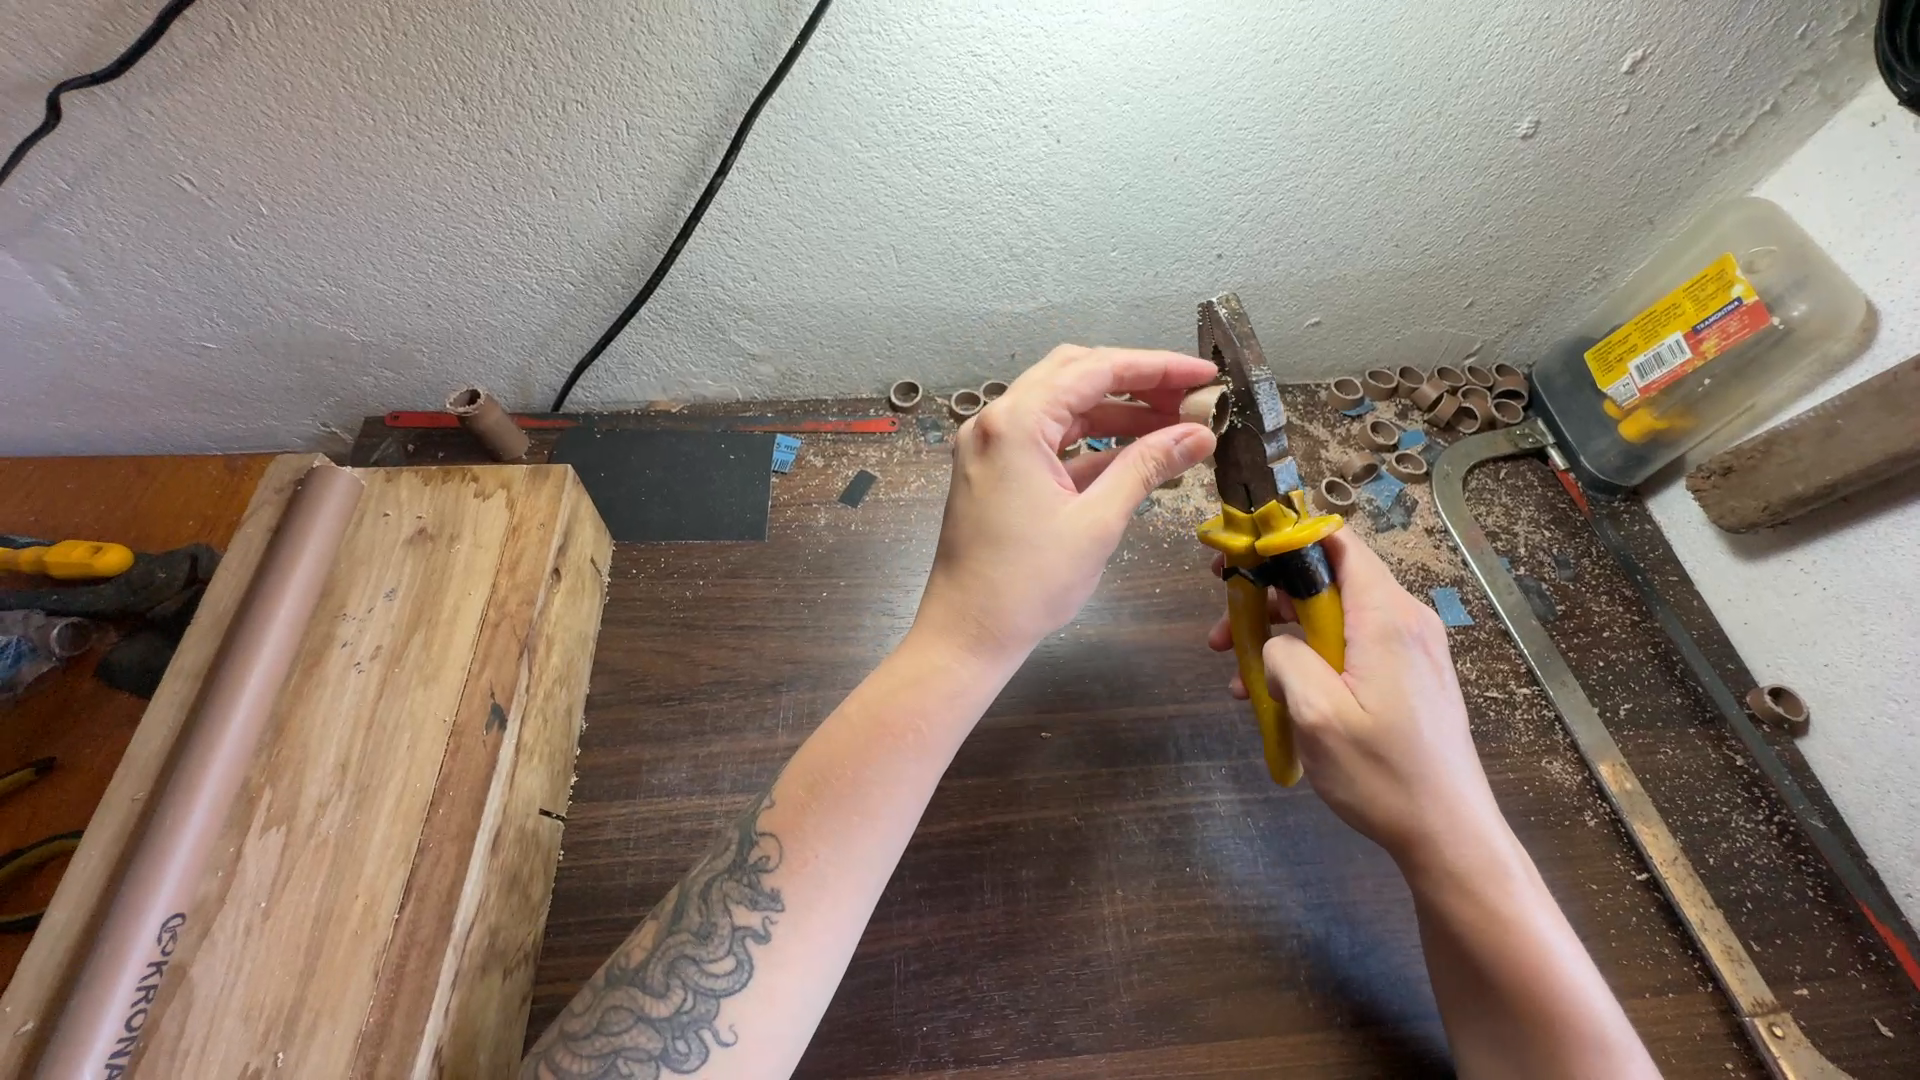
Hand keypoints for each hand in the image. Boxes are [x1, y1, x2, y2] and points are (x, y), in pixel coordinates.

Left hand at [914, 345, 1218, 663]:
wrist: (967, 634)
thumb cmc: (1027, 585)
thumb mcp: (1097, 522)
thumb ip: (1146, 467)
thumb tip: (1197, 434)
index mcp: (1014, 424)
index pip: (1094, 369)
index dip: (1155, 367)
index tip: (1202, 375)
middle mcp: (995, 422)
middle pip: (1074, 376)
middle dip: (1135, 383)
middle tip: (1188, 397)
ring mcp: (990, 446)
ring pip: (1061, 408)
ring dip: (1115, 413)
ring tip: (1173, 426)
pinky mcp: (993, 471)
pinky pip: (1047, 441)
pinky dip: (1089, 443)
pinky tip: (1135, 454)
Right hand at [1207, 530, 1502, 863]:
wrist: (1449, 837)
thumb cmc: (1383, 774)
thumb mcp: (1317, 714)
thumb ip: (1285, 658)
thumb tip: (1276, 645)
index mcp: (1386, 617)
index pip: (1336, 544)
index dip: (1281, 541)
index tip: (1236, 563)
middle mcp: (1403, 620)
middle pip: (1324, 581)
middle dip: (1266, 600)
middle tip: (1223, 634)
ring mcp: (1407, 649)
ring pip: (1329, 618)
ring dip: (1280, 637)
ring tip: (1241, 676)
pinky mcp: (1405, 675)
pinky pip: (1346, 648)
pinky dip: (1306, 661)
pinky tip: (1274, 697)